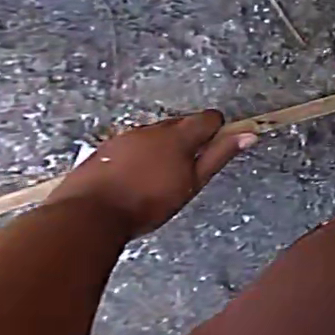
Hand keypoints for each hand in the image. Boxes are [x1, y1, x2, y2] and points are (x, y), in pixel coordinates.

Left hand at [47, 111, 255, 235]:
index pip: (209, 117)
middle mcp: (151, 129)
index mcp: (178, 135)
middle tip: (186, 167)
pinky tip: (133, 178)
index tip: (211, 151)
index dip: (216, 131)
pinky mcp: (101, 150)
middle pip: (181, 123)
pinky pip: (131, 144)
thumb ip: (220, 155)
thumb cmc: (148, 202)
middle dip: (189, 139)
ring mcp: (122, 138)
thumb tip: (249, 134)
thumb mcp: (193, 182)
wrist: (85, 217)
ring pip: (154, 134)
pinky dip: (139, 154)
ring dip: (162, 146)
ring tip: (157, 176)